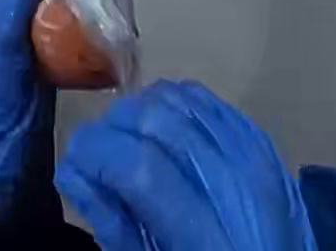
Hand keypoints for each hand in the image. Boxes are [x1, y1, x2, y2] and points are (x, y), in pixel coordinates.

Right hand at [56, 80, 316, 250]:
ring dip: (142, 107)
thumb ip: (114, 226)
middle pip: (161, 122)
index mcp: (209, 241)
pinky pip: (208, 99)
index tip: (75, 152)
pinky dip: (174, 101)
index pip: (143, 169)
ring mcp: (256, 159)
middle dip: (117, 123)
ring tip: (127, 134)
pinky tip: (159, 121)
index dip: (99, 150)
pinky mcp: (262, 143)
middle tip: (100, 145)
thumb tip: (72, 170)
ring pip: (182, 100)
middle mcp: (238, 190)